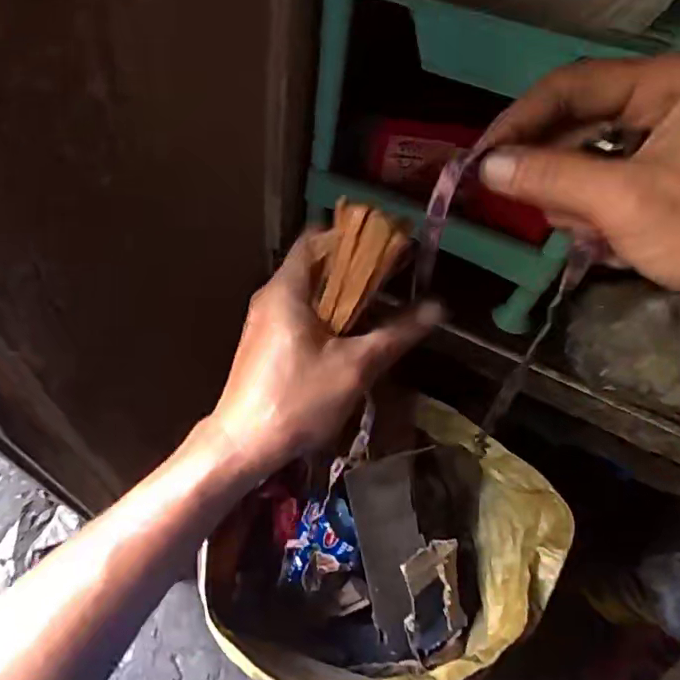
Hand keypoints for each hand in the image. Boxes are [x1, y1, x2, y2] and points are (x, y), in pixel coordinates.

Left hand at [207, 230, 442, 466]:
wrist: (243, 444)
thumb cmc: (297, 399)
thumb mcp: (354, 367)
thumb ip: (395, 333)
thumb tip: (437, 307)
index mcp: (285, 289)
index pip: (315, 240)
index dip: (351, 236)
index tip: (385, 243)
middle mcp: (269, 297)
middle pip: (313, 266)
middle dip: (353, 267)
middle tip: (393, 275)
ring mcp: (262, 321)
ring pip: (307, 293)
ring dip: (341, 295)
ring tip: (380, 304)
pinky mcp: (263, 344)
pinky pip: (297, 315)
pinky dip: (325, 316)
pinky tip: (350, 336)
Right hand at [478, 50, 679, 316]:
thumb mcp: (625, 203)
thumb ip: (549, 177)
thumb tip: (483, 165)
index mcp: (672, 82)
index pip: (569, 86)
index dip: (516, 122)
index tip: (477, 162)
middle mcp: (666, 96)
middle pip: (571, 120)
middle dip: (549, 171)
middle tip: (528, 208)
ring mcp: (665, 133)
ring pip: (578, 154)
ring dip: (570, 198)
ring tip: (594, 235)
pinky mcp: (660, 167)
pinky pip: (597, 177)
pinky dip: (589, 209)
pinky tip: (606, 239)